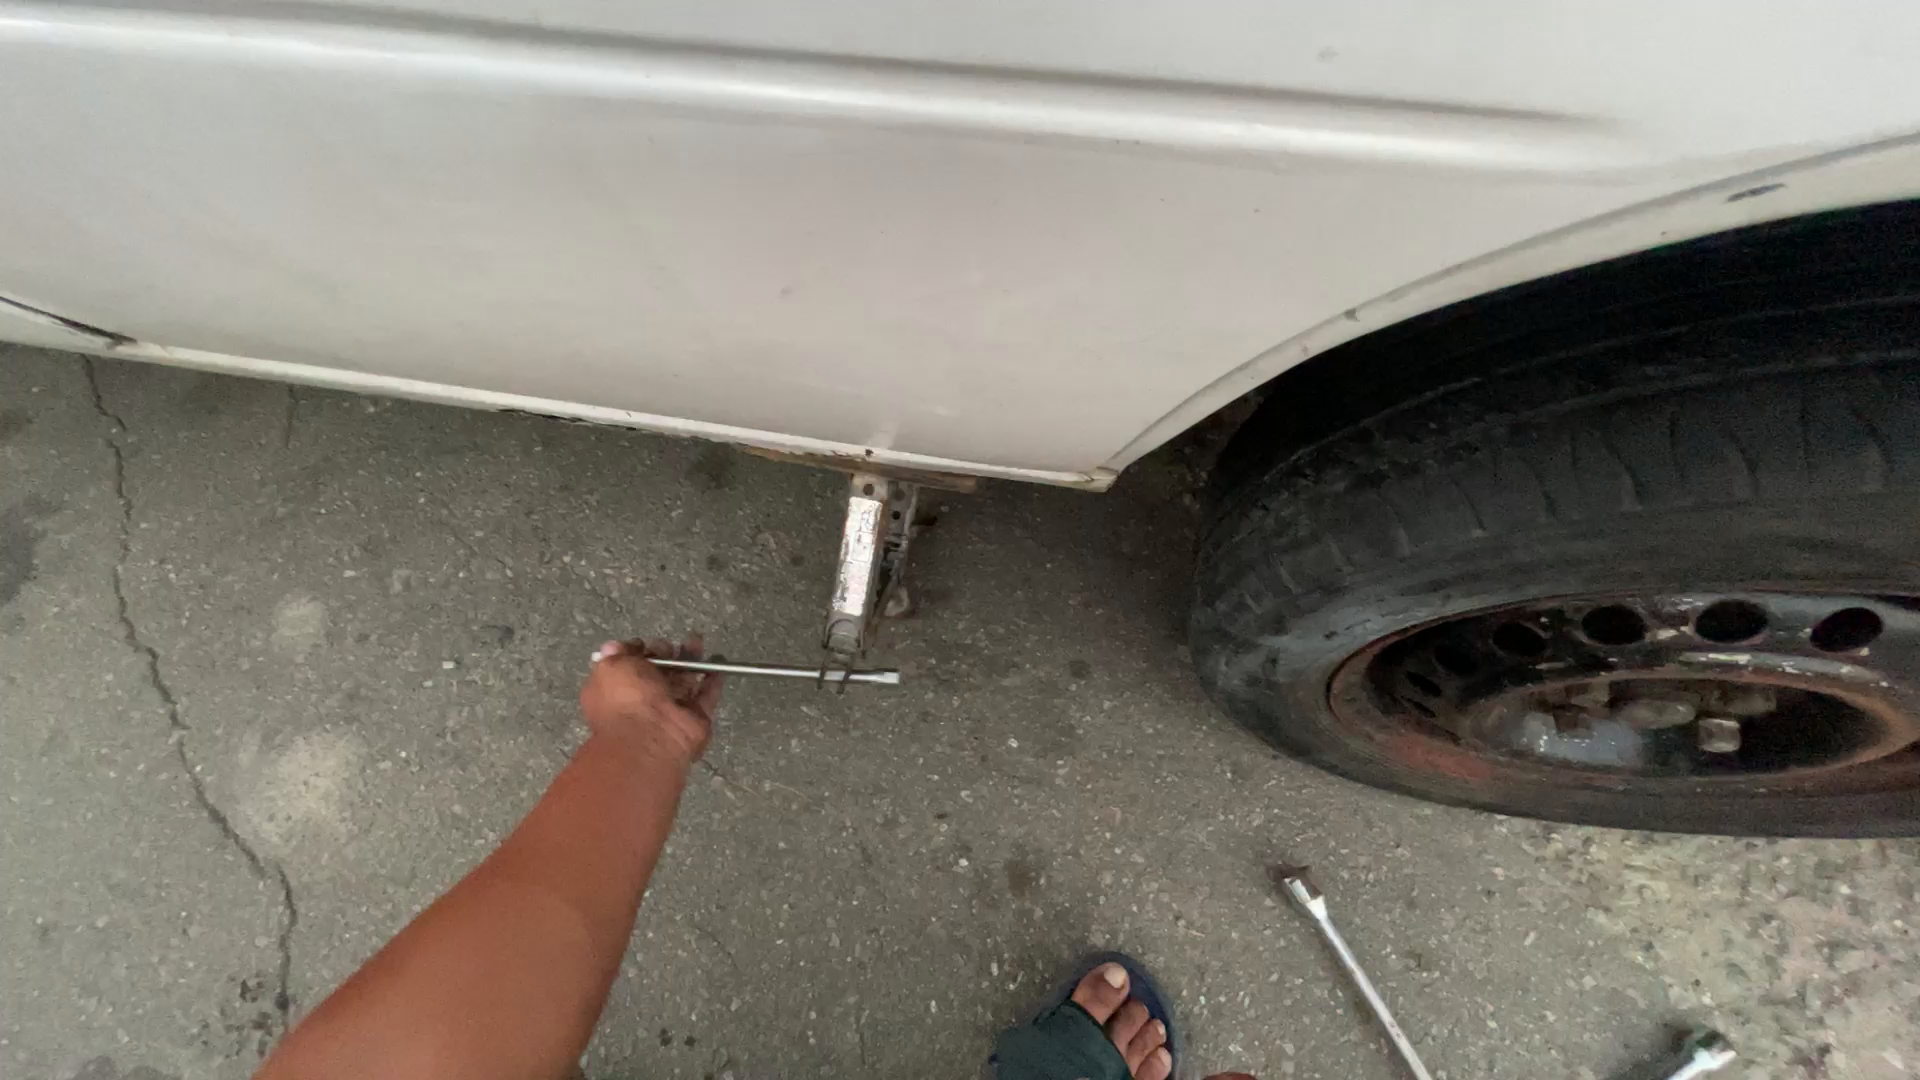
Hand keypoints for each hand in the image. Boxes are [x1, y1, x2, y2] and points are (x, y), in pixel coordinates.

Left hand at [580, 636, 722, 765]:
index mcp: (615, 691)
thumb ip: (616, 653)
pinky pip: (706, 695)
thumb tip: (616, 647)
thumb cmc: (625, 699)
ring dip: (691, 661)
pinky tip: (717, 664)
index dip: (636, 652)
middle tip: (672, 645)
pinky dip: (713, 681)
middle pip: (658, 673)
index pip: (627, 667)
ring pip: (683, 680)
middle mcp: (642, 701)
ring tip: (698, 641)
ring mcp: (670, 710)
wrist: (651, 737)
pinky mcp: (695, 717)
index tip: (644, 644)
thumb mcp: (611, 667)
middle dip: (666, 654)